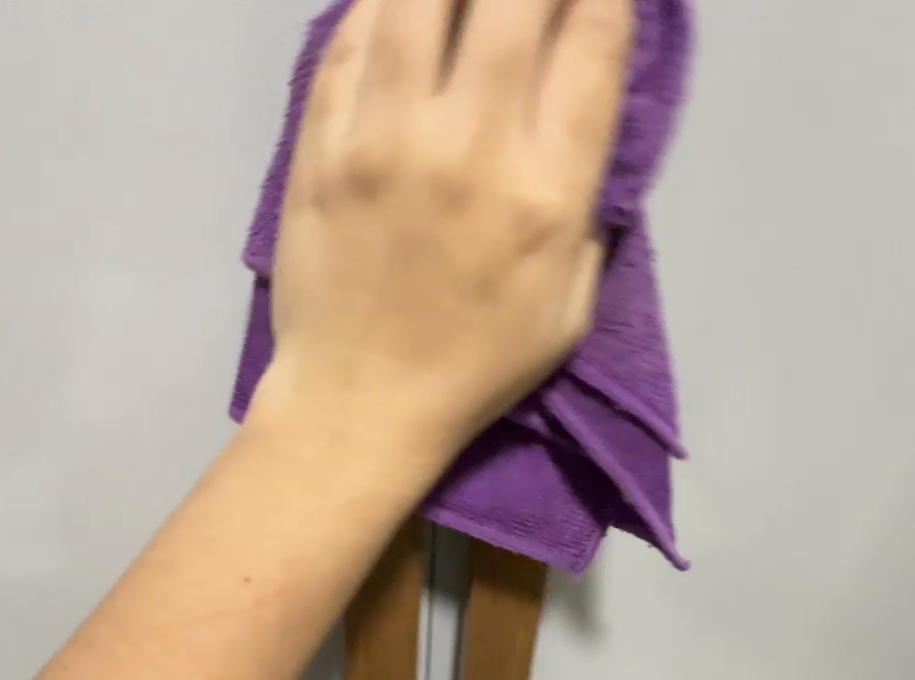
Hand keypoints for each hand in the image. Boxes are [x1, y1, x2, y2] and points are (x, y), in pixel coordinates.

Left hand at [248, 0, 633, 469]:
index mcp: (545, 195)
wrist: (360, 404)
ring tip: (465, 5)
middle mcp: (470, 146)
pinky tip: (400, 11)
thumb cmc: (474, 371)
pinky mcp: (321, 146)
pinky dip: (379, 7)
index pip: (593, 42)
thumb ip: (588, 216)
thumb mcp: (566, 313)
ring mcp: (385, 140)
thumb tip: (588, 126)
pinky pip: (350, 39)